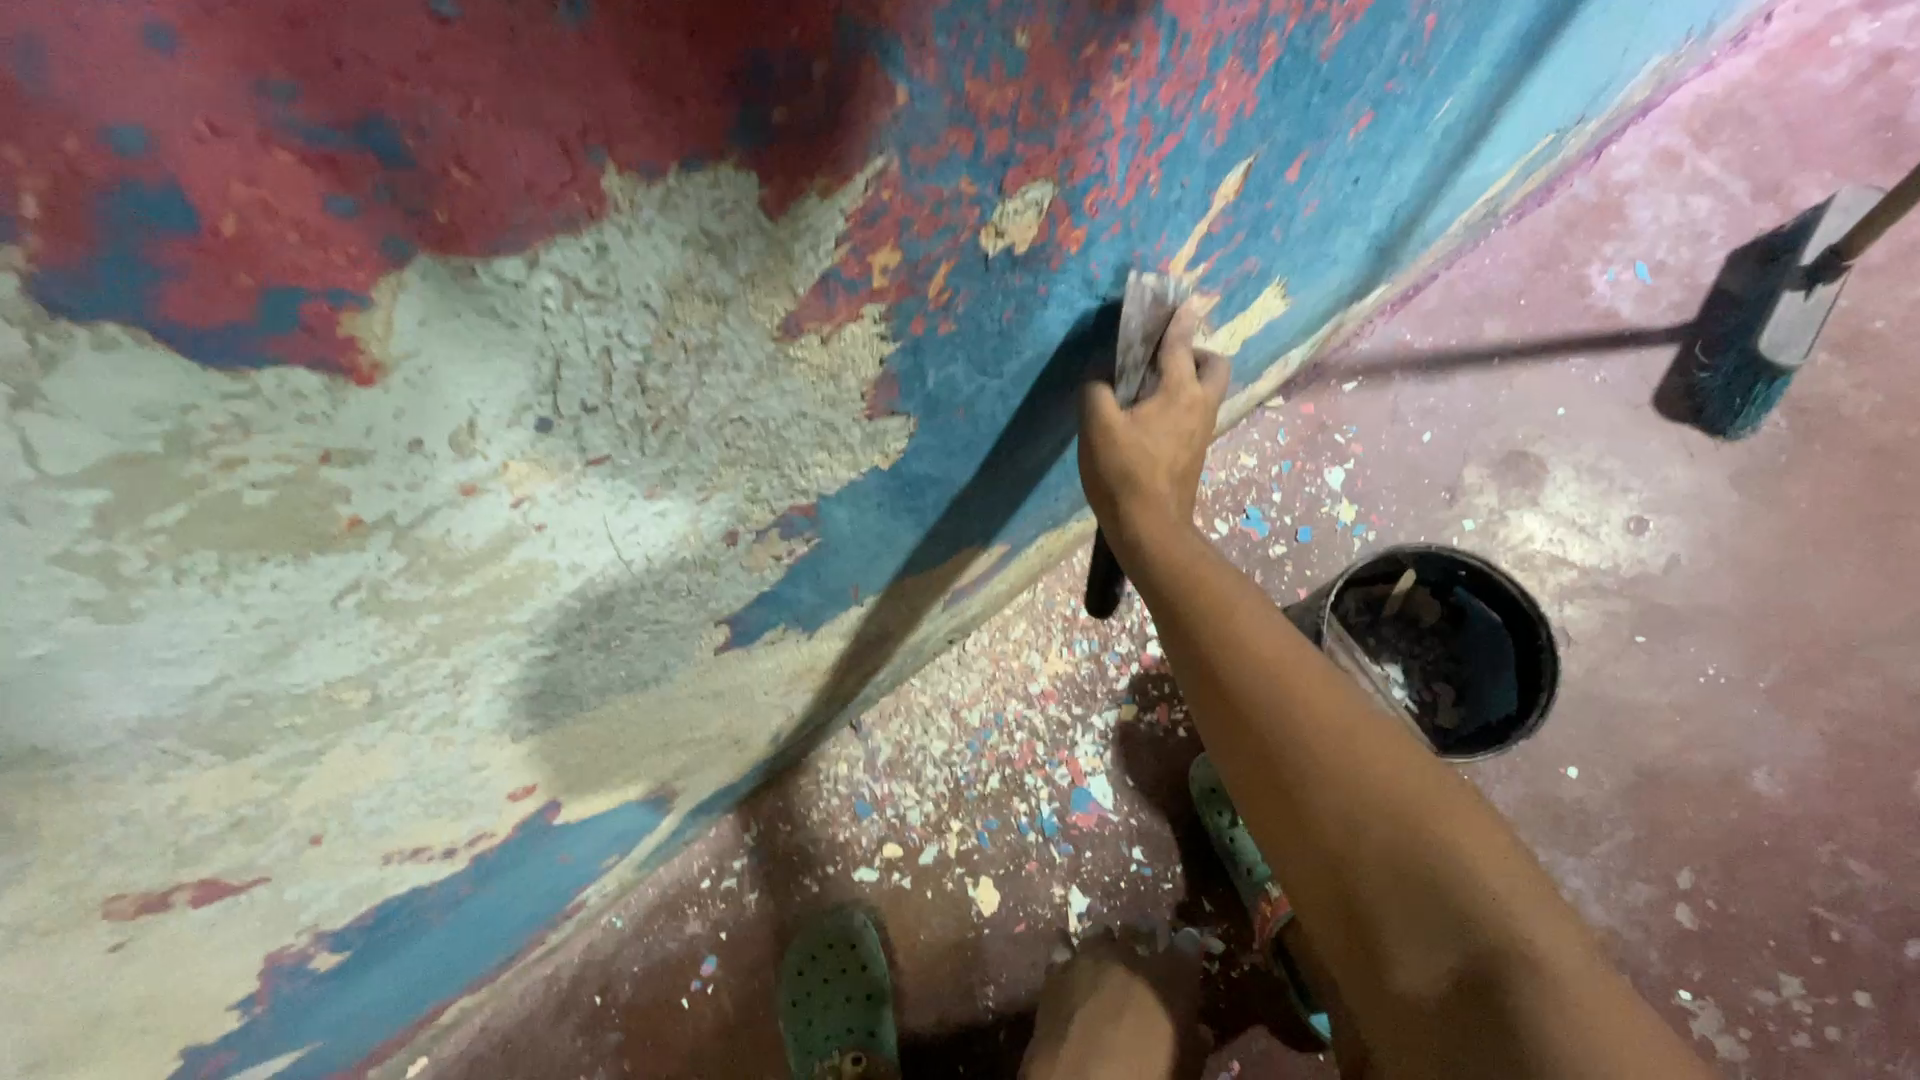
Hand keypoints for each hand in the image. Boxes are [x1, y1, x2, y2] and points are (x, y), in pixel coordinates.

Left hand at [1019, 930, 1201, 1079]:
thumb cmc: (1144, 1078)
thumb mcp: (1184, 1069)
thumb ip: (1193, 1043)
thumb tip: (1198, 1032)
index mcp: (1170, 977)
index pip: (1186, 943)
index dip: (1187, 945)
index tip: (1186, 948)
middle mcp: (1130, 956)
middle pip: (1138, 930)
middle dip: (1142, 938)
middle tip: (1143, 958)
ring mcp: (1089, 958)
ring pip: (1100, 936)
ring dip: (1106, 946)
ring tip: (1107, 960)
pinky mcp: (1056, 971)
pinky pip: (1064, 950)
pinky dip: (1070, 955)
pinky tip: (1071, 963)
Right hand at [1078, 298, 1229, 548]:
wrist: (1150, 527)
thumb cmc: (1123, 472)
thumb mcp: (1097, 425)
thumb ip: (1096, 390)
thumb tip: (1101, 378)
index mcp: (1179, 391)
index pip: (1180, 344)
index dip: (1178, 320)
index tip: (1183, 301)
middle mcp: (1200, 406)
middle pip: (1215, 365)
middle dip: (1195, 351)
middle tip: (1162, 358)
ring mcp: (1202, 432)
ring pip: (1206, 392)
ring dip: (1188, 379)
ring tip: (1149, 388)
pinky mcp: (1195, 453)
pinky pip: (1194, 413)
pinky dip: (1180, 403)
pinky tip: (1149, 418)